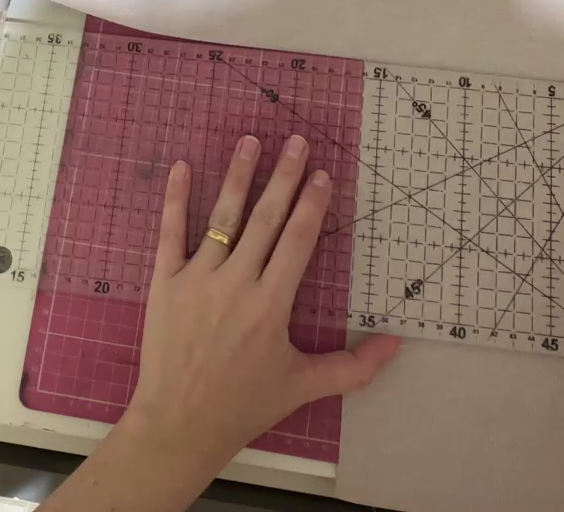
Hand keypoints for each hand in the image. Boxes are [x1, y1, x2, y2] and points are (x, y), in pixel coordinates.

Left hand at [41, 135, 400, 511]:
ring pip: (223, 217)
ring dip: (239, 176)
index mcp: (272, 304)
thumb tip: (398, 344)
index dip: (311, 205)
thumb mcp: (303, 386)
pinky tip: (182, 166)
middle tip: (296, 140)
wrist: (180, 424)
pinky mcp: (165, 280)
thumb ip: (353, 366)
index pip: (297, 241)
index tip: (322, 173)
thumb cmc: (244, 404)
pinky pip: (171, 232)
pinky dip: (176, 198)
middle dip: (284, 176)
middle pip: (265, 218)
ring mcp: (198, 278)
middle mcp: (237, 282)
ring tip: (251, 140)